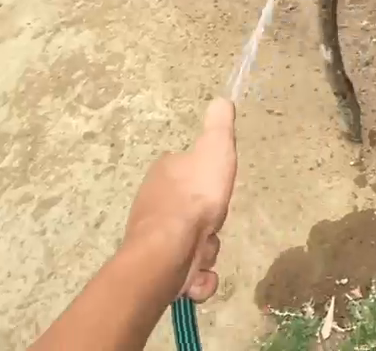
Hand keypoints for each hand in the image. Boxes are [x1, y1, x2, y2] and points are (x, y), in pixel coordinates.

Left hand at [122, 98, 236, 301]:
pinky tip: (201, 275)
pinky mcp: (158, 270)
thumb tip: (221, 99)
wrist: (168, 252)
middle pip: (194, 207)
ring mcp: (154, 238)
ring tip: (207, 249)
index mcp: (164, 172)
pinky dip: (199, 276)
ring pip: (194, 240)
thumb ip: (219, 124)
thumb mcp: (215, 147)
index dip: (204, 174)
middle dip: (211, 218)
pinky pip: (188, 272)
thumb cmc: (194, 195)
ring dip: (207, 250)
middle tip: (216, 218)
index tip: (217, 182)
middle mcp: (154, 203)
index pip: (185, 166)